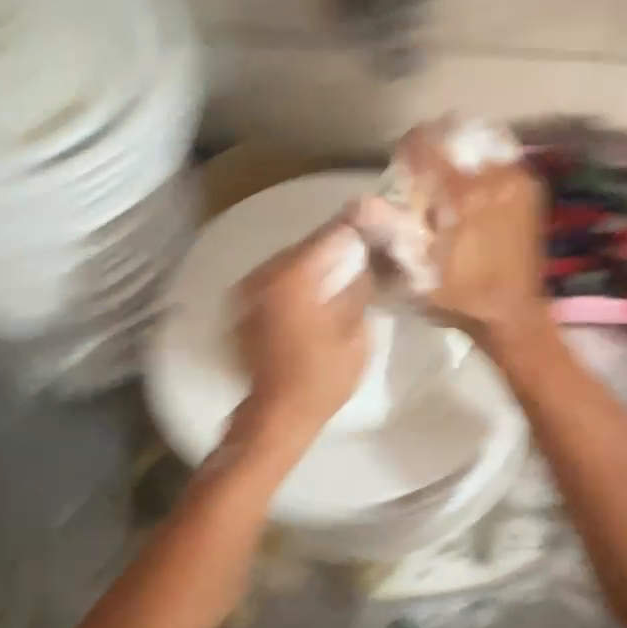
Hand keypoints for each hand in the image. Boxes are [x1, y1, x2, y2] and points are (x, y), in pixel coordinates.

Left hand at [231, 221, 372, 451]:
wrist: (277, 415)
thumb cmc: (322, 378)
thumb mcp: (355, 332)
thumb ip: (361, 287)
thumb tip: (373, 260)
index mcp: (294, 275)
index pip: (333, 234)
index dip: (361, 223)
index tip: (382, 212)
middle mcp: (265, 273)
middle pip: (310, 246)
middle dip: (339, 243)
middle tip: (369, 242)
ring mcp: (249, 290)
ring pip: (293, 263)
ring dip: (320, 263)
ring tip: (348, 267)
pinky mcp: (244, 308)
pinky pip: (279, 282)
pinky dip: (300, 281)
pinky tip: (321, 291)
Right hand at [363, 117, 549, 345]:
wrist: (512, 316)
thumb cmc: (461, 298)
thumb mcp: (418, 272)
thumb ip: (392, 231)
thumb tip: (362, 201)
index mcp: (461, 194)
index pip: (425, 144)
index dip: (405, 150)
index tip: (399, 166)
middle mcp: (492, 176)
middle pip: (454, 135)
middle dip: (434, 148)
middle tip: (423, 173)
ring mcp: (516, 180)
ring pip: (479, 141)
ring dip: (459, 151)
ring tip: (448, 174)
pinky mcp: (529, 190)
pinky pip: (502, 157)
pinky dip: (483, 162)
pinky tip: (473, 184)